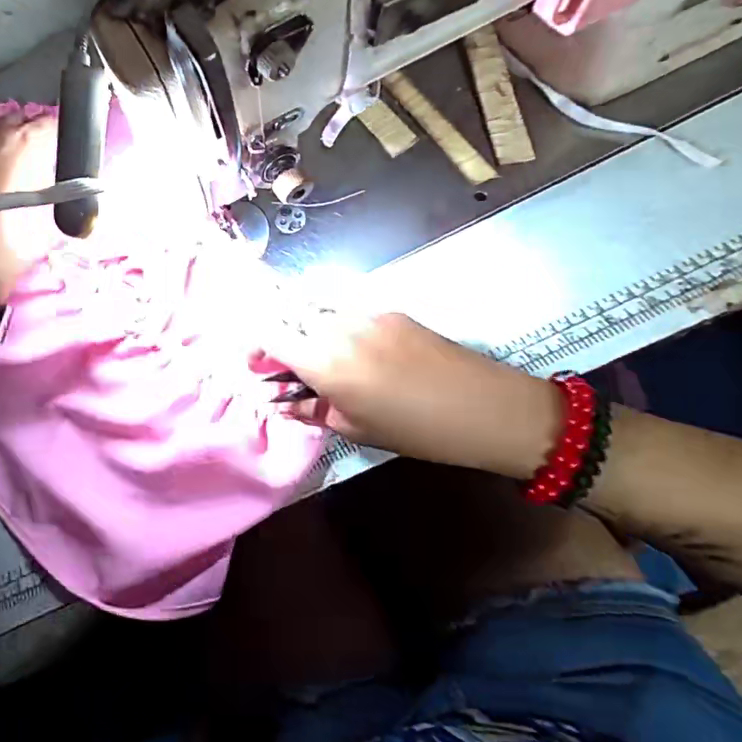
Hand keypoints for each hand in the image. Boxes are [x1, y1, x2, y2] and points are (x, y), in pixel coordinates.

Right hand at [256, 311, 560, 478]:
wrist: (484, 406)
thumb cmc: (415, 430)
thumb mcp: (357, 428)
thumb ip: (313, 408)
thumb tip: (285, 400)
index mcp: (326, 361)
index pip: (270, 335)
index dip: (257, 347)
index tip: (258, 366)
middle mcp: (340, 327)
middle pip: (292, 318)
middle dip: (283, 340)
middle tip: (291, 370)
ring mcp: (368, 314)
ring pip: (321, 313)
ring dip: (313, 333)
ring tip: (328, 365)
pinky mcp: (392, 311)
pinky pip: (351, 314)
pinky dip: (341, 331)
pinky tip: (361, 358)